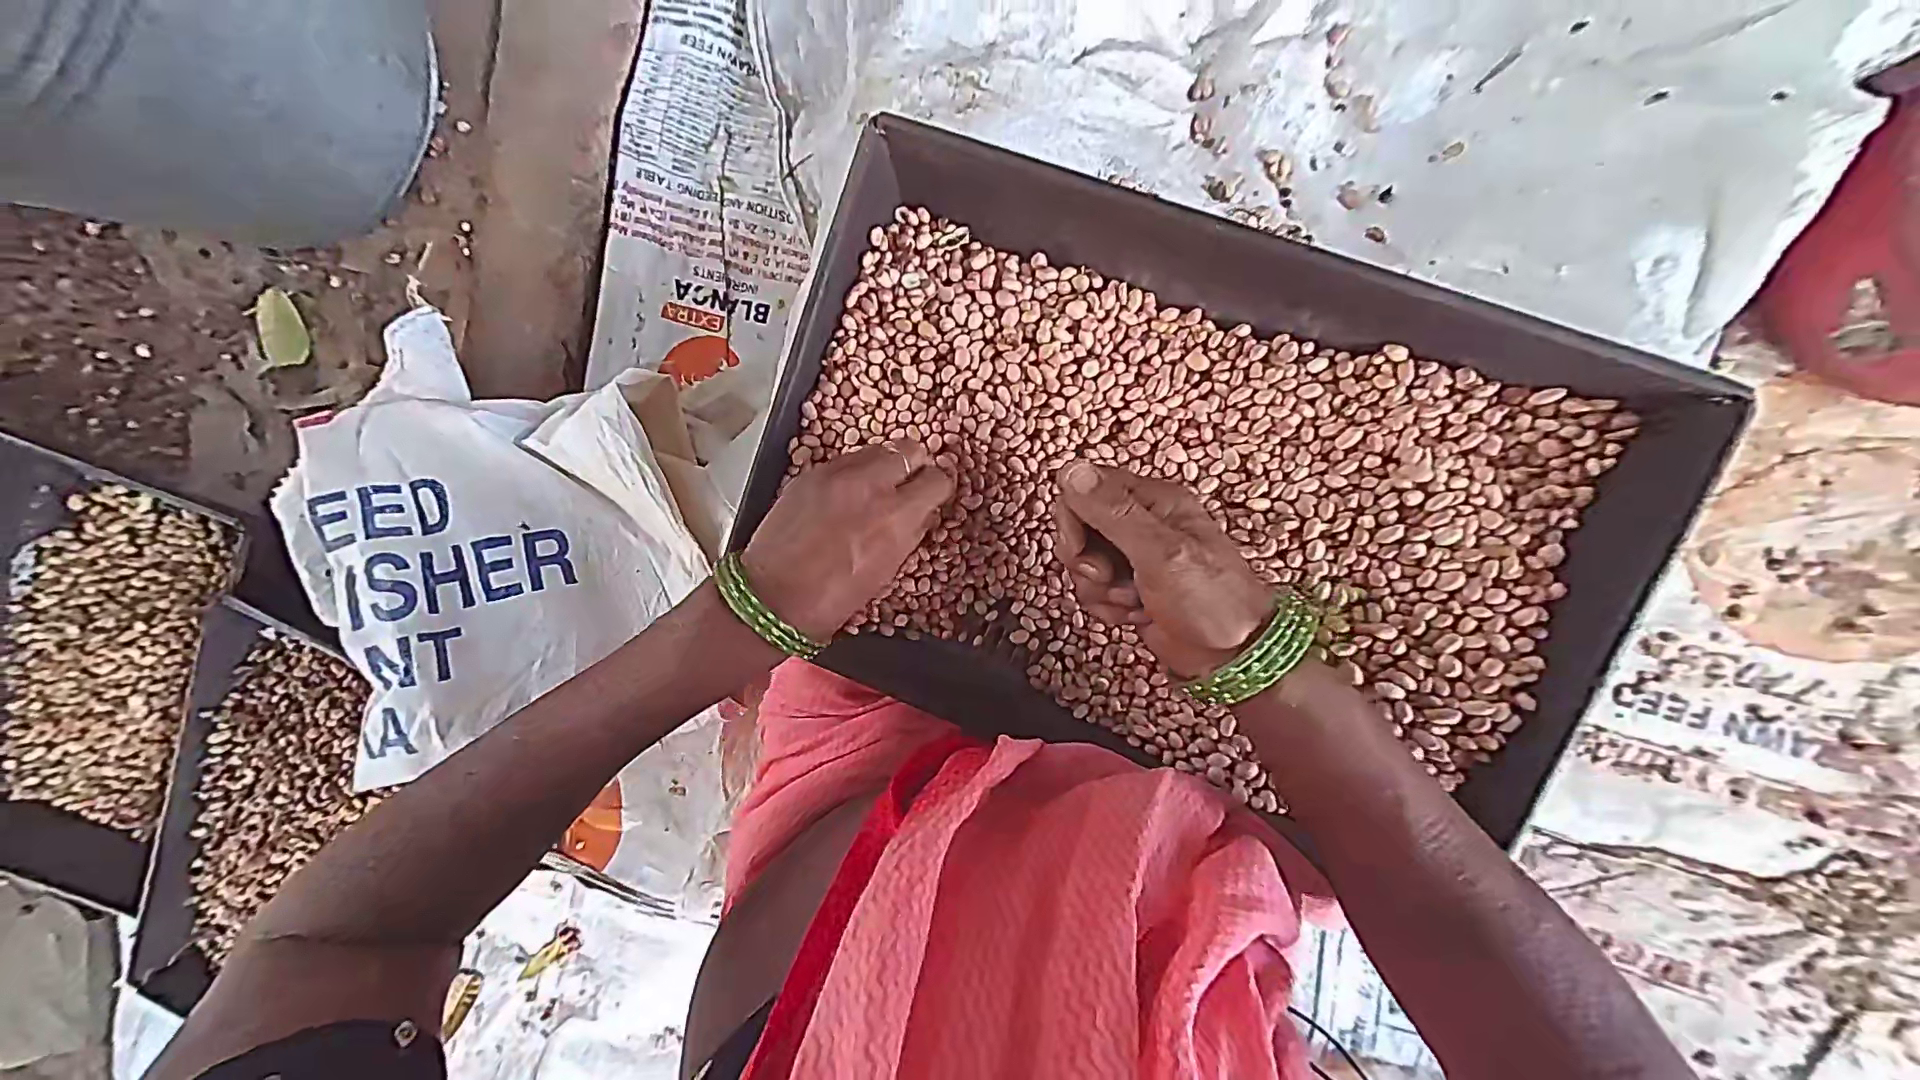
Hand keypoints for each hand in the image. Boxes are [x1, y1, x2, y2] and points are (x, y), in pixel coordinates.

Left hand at [742, 439, 954, 640]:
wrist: (773, 596)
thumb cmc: (833, 597)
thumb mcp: (886, 570)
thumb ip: (910, 533)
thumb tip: (923, 512)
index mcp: (896, 516)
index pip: (937, 479)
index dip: (938, 487)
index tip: (933, 494)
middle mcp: (870, 486)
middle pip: (911, 449)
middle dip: (915, 465)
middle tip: (909, 484)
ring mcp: (837, 474)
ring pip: (878, 449)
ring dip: (885, 465)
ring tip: (877, 488)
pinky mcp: (811, 473)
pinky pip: (846, 459)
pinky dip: (855, 471)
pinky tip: (847, 494)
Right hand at [1052, 461, 1274, 677]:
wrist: (1234, 657)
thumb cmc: (1213, 601)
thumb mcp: (1160, 551)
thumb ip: (1113, 512)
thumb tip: (1073, 472)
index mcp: (1153, 500)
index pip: (1087, 487)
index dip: (1073, 518)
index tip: (1080, 547)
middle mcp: (1142, 523)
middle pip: (1079, 526)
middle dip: (1085, 559)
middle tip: (1108, 576)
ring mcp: (1134, 557)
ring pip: (1083, 562)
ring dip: (1099, 588)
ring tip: (1133, 598)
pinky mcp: (1129, 587)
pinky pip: (1094, 590)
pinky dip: (1106, 606)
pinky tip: (1136, 613)